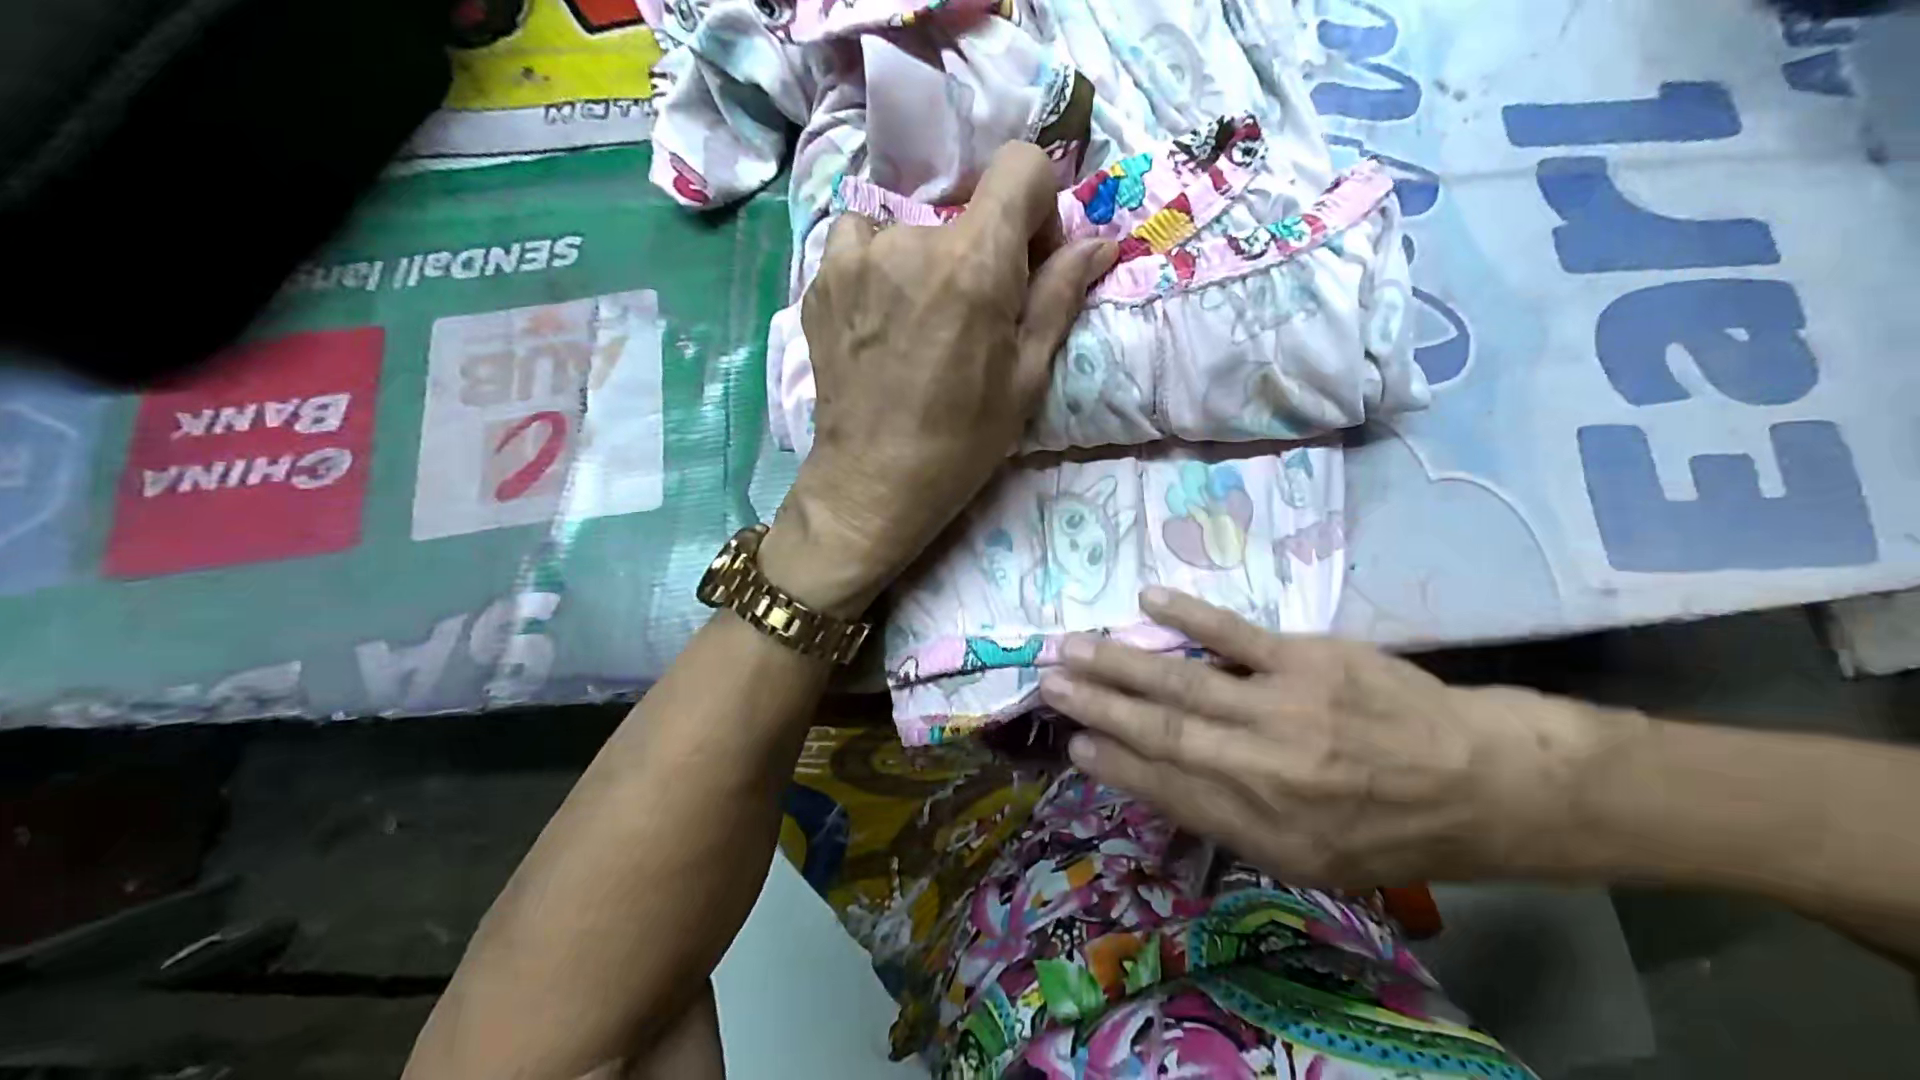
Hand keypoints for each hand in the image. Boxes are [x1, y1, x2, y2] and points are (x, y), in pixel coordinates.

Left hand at [760, 143, 1117, 617]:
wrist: (873, 482)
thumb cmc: (962, 440)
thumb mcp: (1027, 376)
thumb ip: (1060, 295)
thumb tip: (1101, 242)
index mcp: (974, 261)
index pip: (1021, 164)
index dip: (1037, 206)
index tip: (1029, 260)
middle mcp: (910, 238)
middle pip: (967, 202)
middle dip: (985, 243)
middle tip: (976, 312)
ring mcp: (855, 254)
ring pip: (914, 224)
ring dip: (929, 256)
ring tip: (922, 321)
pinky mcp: (820, 278)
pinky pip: (860, 239)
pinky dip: (880, 262)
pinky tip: (882, 316)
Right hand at [1039, 588, 1649, 886]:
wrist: (1480, 782)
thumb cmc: (1385, 829)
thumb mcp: (1305, 857)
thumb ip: (1225, 820)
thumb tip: (1151, 779)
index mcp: (1257, 826)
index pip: (1163, 787)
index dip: (1111, 764)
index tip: (1070, 743)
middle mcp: (1258, 770)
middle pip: (1159, 731)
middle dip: (1096, 707)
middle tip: (1048, 683)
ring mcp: (1280, 709)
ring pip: (1182, 683)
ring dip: (1121, 664)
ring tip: (1072, 648)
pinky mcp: (1307, 661)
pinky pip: (1236, 635)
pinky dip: (1188, 618)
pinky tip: (1147, 602)